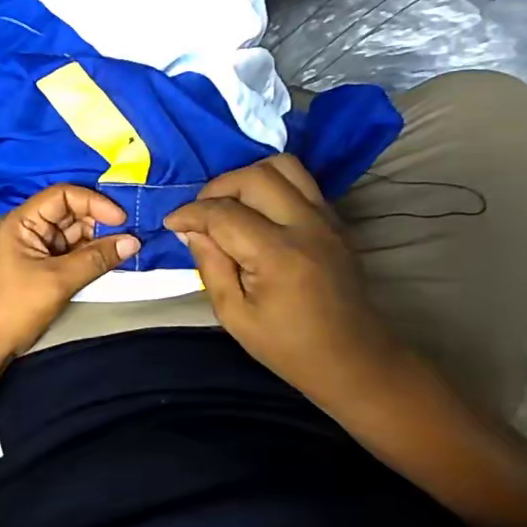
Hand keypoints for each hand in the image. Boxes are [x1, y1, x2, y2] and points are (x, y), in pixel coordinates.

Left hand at [0, 185, 139, 361]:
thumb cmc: (14, 307)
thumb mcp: (58, 280)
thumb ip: (96, 259)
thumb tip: (133, 241)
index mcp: (21, 221)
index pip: (62, 195)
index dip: (93, 202)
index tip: (121, 220)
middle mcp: (26, 228)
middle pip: (68, 212)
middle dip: (99, 221)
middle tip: (130, 235)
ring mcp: (32, 248)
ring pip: (71, 234)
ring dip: (96, 240)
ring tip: (126, 248)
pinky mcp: (39, 267)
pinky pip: (68, 252)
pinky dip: (88, 255)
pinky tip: (109, 259)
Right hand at [164, 154, 400, 395]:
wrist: (354, 359)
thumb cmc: (288, 346)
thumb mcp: (233, 316)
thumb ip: (210, 266)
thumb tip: (190, 230)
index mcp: (278, 255)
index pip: (223, 213)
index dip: (189, 213)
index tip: (171, 224)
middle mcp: (306, 226)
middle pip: (254, 177)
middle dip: (216, 188)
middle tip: (200, 215)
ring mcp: (326, 219)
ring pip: (282, 167)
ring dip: (246, 178)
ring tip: (228, 205)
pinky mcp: (335, 221)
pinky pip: (300, 182)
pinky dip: (270, 186)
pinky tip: (255, 213)